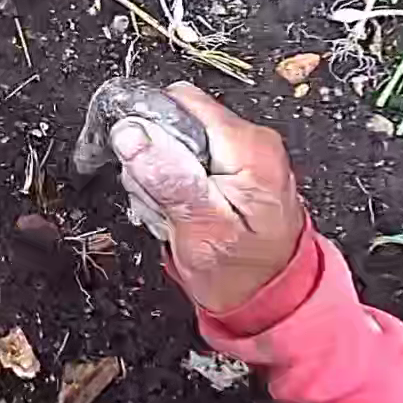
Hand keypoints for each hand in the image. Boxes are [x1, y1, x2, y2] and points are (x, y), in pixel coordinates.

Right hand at [110, 83, 305, 311]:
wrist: (271, 300)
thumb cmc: (241, 273)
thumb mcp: (201, 230)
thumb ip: (168, 178)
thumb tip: (131, 131)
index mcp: (248, 146)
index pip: (180, 102)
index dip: (149, 126)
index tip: (139, 165)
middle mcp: (250, 138)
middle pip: (176, 120)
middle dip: (153, 158)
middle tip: (161, 203)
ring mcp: (243, 150)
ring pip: (175, 140)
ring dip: (159, 176)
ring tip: (172, 213)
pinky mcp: (234, 163)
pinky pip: (187, 157)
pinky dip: (173, 183)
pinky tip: (180, 212)